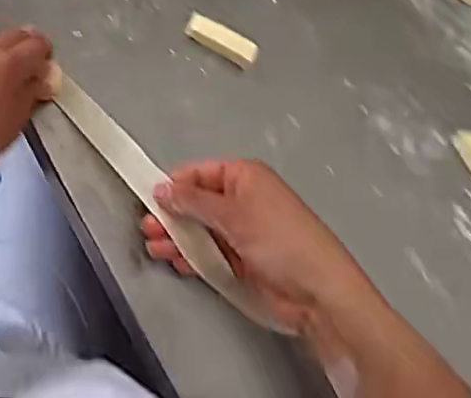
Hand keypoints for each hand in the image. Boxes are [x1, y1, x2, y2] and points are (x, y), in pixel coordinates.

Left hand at [0, 25, 55, 174]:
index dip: (47, 53)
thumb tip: (42, 78)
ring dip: (11, 44)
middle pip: (18, 34)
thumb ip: (34, 89)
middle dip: (31, 45)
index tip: (48, 68)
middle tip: (36, 64)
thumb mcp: (21, 113)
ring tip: (16, 63)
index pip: (38, 43)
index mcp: (12, 60)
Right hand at [141, 160, 372, 328]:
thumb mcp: (232, 214)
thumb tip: (161, 188)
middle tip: (148, 227)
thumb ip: (191, 201)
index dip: (173, 185)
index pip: (198, 173)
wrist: (322, 296)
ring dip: (177, 237)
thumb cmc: (280, 241)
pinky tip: (175, 260)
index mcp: (243, 176)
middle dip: (171, 214)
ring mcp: (242, 231)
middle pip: (196, 202)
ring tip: (155, 246)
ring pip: (200, 229)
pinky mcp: (243, 260)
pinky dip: (192, 256)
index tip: (151, 199)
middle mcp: (242, 199)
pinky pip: (210, 251)